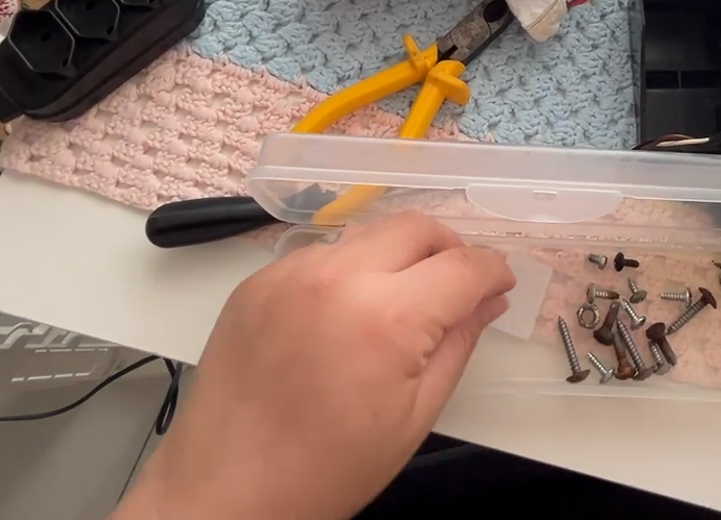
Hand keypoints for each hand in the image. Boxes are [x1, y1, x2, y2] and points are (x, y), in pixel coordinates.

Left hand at [115, 212, 515, 519]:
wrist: (221, 496)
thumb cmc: (327, 470)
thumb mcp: (415, 416)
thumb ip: (460, 343)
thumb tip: (491, 298)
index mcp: (387, 319)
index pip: (464, 265)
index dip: (493, 270)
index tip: (499, 283)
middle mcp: (339, 277)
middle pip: (419, 226)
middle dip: (449, 248)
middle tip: (454, 286)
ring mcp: (292, 271)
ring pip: (371, 233)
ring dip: (397, 256)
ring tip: (395, 302)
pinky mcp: (258, 278)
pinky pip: (323, 252)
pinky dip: (348, 270)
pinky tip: (342, 312)